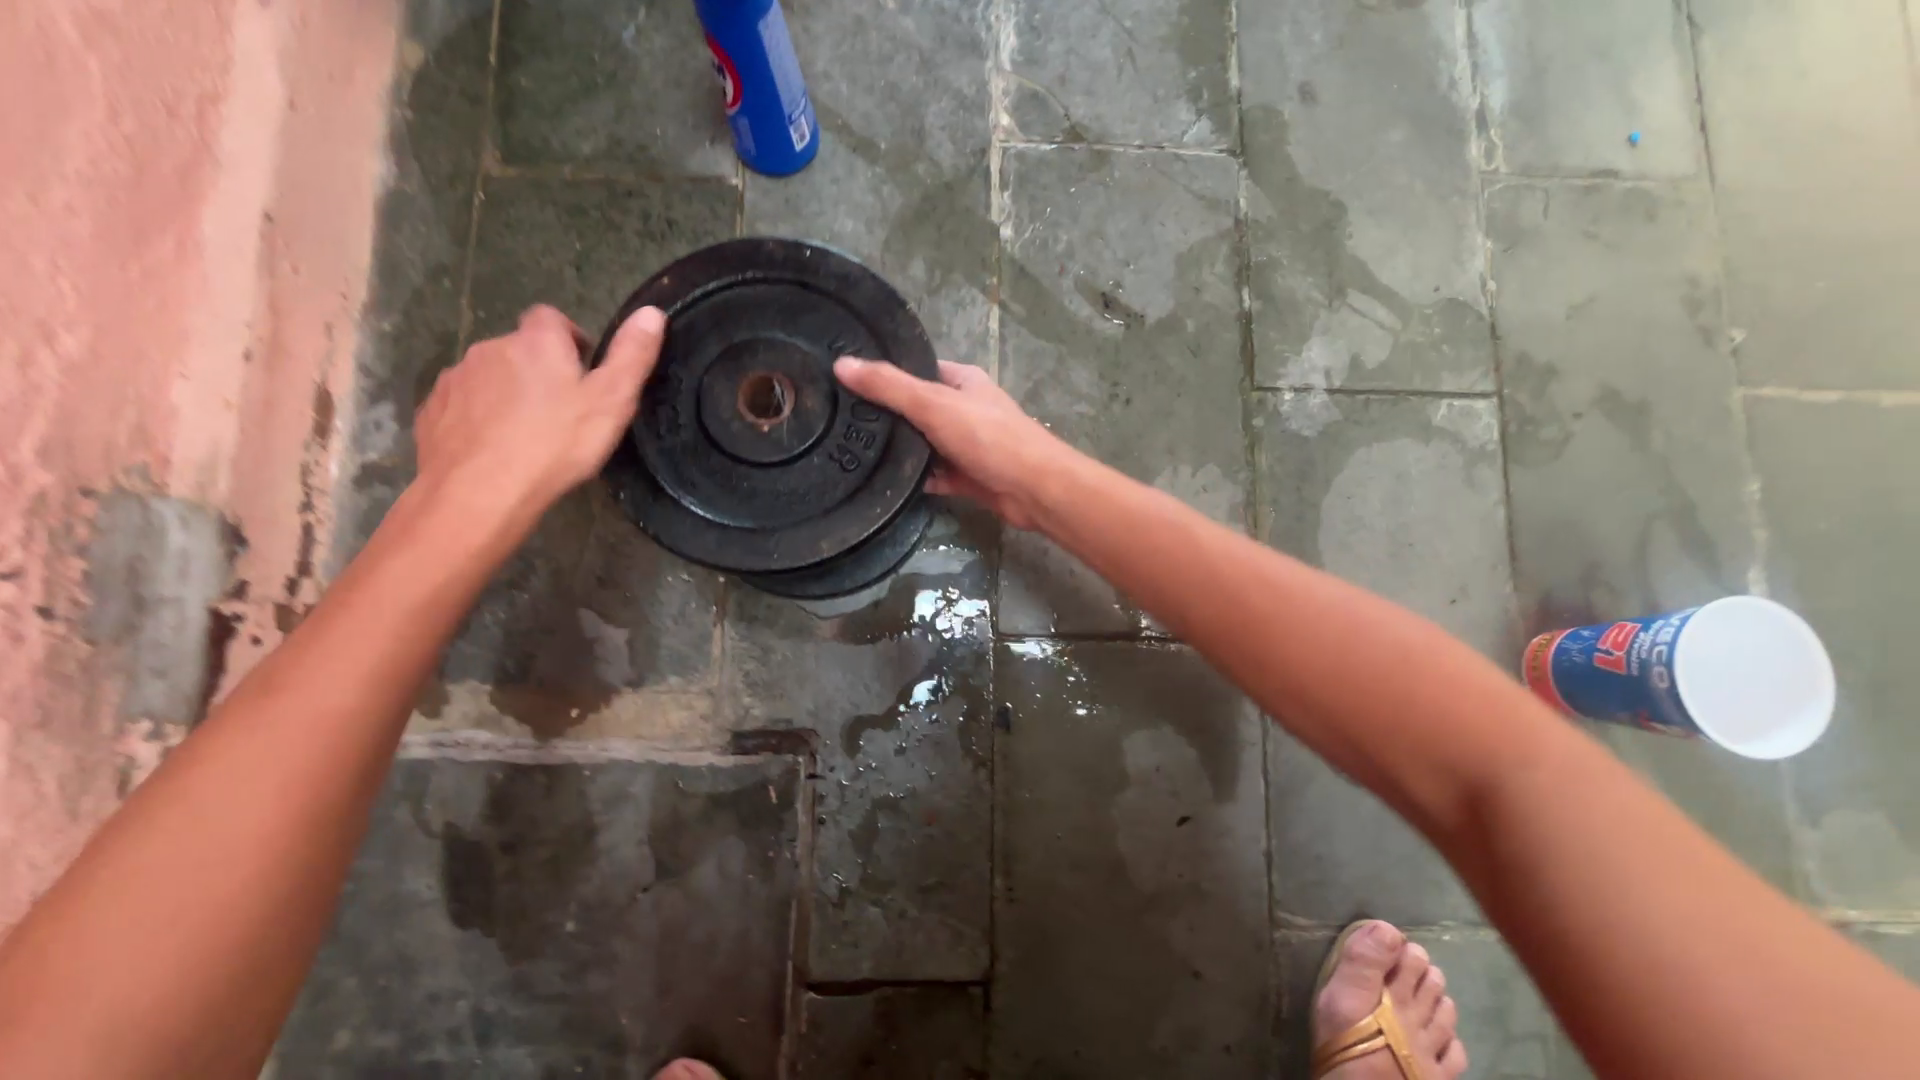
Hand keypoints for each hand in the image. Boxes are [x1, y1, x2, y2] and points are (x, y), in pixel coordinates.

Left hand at [415, 304, 664, 520]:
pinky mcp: (432, 410)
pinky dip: (477, 417)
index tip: (583, 370)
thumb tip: (652, 312)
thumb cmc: (555, 444)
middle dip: (537, 369)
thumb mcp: (611, 401)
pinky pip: (461, 405)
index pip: (551, 318)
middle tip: (560, 410)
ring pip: (489, 377)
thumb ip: (632, 355)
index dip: (568, 338)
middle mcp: (491, 348)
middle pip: (519, 348)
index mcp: (537, 342)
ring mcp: (456, 379)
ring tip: (526, 433)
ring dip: (507, 393)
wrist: (478, 491)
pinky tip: (492, 448)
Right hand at [833, 356, 1067, 529]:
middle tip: (842, 421)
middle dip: (887, 416)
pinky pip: (933, 475)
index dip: (884, 374)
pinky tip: (885, 483)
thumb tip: (842, 364)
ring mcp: (966, 444)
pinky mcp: (966, 477)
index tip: (846, 382)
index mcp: (961, 380)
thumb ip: (888, 386)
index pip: (916, 369)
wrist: (1033, 489)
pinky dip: (915, 479)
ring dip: (899, 450)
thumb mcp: (933, 404)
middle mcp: (964, 408)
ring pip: (924, 444)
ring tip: (853, 451)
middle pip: (916, 409)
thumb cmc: (988, 437)